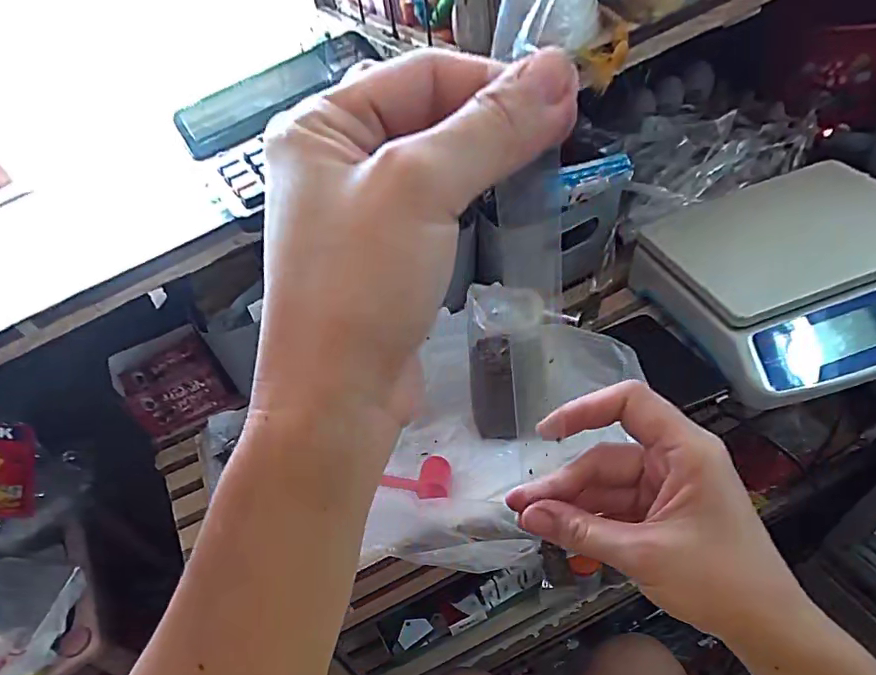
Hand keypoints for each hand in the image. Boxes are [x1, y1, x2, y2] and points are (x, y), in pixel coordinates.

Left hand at [255, 48, 577, 439]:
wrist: (339, 399)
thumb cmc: (354, 295)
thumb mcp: (420, 190)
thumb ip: (488, 129)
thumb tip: (554, 74)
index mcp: (319, 128)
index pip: (420, 75)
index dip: (492, 81)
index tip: (556, 98)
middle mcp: (333, 169)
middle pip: (429, 120)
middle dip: (493, 125)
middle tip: (556, 135)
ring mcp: (359, 222)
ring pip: (436, 172)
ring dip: (486, 169)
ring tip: (538, 171)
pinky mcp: (384, 266)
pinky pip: (435, 219)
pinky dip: (471, 212)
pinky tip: (502, 213)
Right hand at [505, 381, 819, 646]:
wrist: (763, 621)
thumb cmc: (722, 580)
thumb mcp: (643, 554)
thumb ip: (583, 532)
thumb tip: (531, 514)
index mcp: (686, 452)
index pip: (631, 405)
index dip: (584, 410)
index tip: (547, 432)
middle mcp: (677, 463)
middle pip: (608, 458)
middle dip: (564, 483)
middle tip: (521, 505)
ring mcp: (668, 492)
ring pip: (608, 488)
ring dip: (571, 505)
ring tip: (531, 522)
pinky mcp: (663, 518)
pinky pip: (617, 511)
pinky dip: (590, 522)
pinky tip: (559, 533)